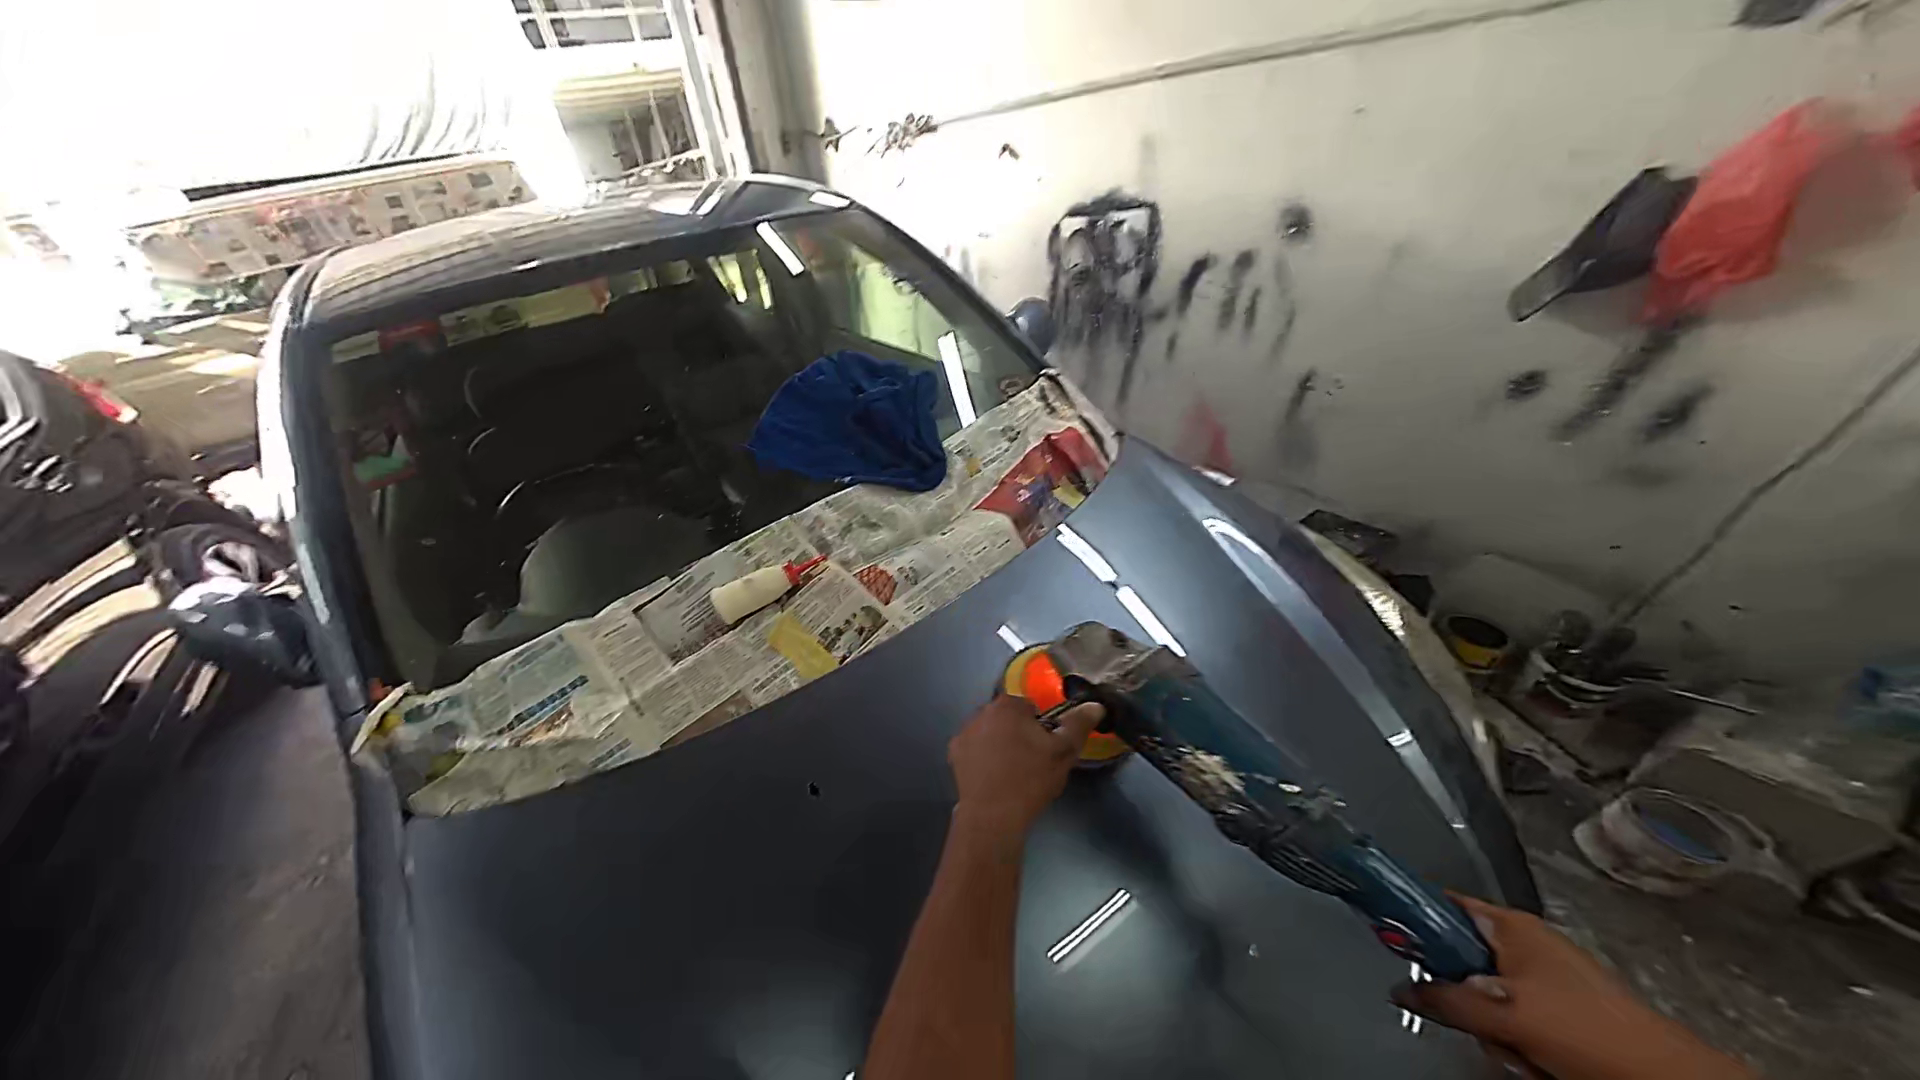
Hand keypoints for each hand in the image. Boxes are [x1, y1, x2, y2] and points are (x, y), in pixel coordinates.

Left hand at [948, 694, 1104, 839]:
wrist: (993, 815)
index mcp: (1009, 705)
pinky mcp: (954, 752)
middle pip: (1008, 718)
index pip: (1030, 707)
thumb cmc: (1030, 779)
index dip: (1041, 726)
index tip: (1045, 747)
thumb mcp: (1063, 752)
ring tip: (1012, 772)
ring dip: (1000, 743)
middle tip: (1032, 760)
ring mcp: (965, 732)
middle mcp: (982, 711)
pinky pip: (974, 748)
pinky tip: (993, 777)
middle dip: (1019, 732)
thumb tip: (1094, 705)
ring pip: (990, 732)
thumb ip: (1078, 724)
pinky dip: (982, 757)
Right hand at [1392, 894, 1753, 1079]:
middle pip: (1461, 957)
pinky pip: (1517, 1018)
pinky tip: (1539, 1064)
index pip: (1441, 902)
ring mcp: (1548, 978)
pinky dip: (1520, 1043)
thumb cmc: (1585, 1031)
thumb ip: (1445, 998)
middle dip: (1463, 997)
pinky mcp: (1565, 1011)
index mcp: (1509, 924)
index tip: (1396, 942)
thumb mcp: (1504, 1014)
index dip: (1414, 916)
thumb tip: (1396, 989)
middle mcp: (1524, 941)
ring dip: (1493, 1029)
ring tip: (1520, 1053)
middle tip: (1478, 1021)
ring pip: (1488, 995)